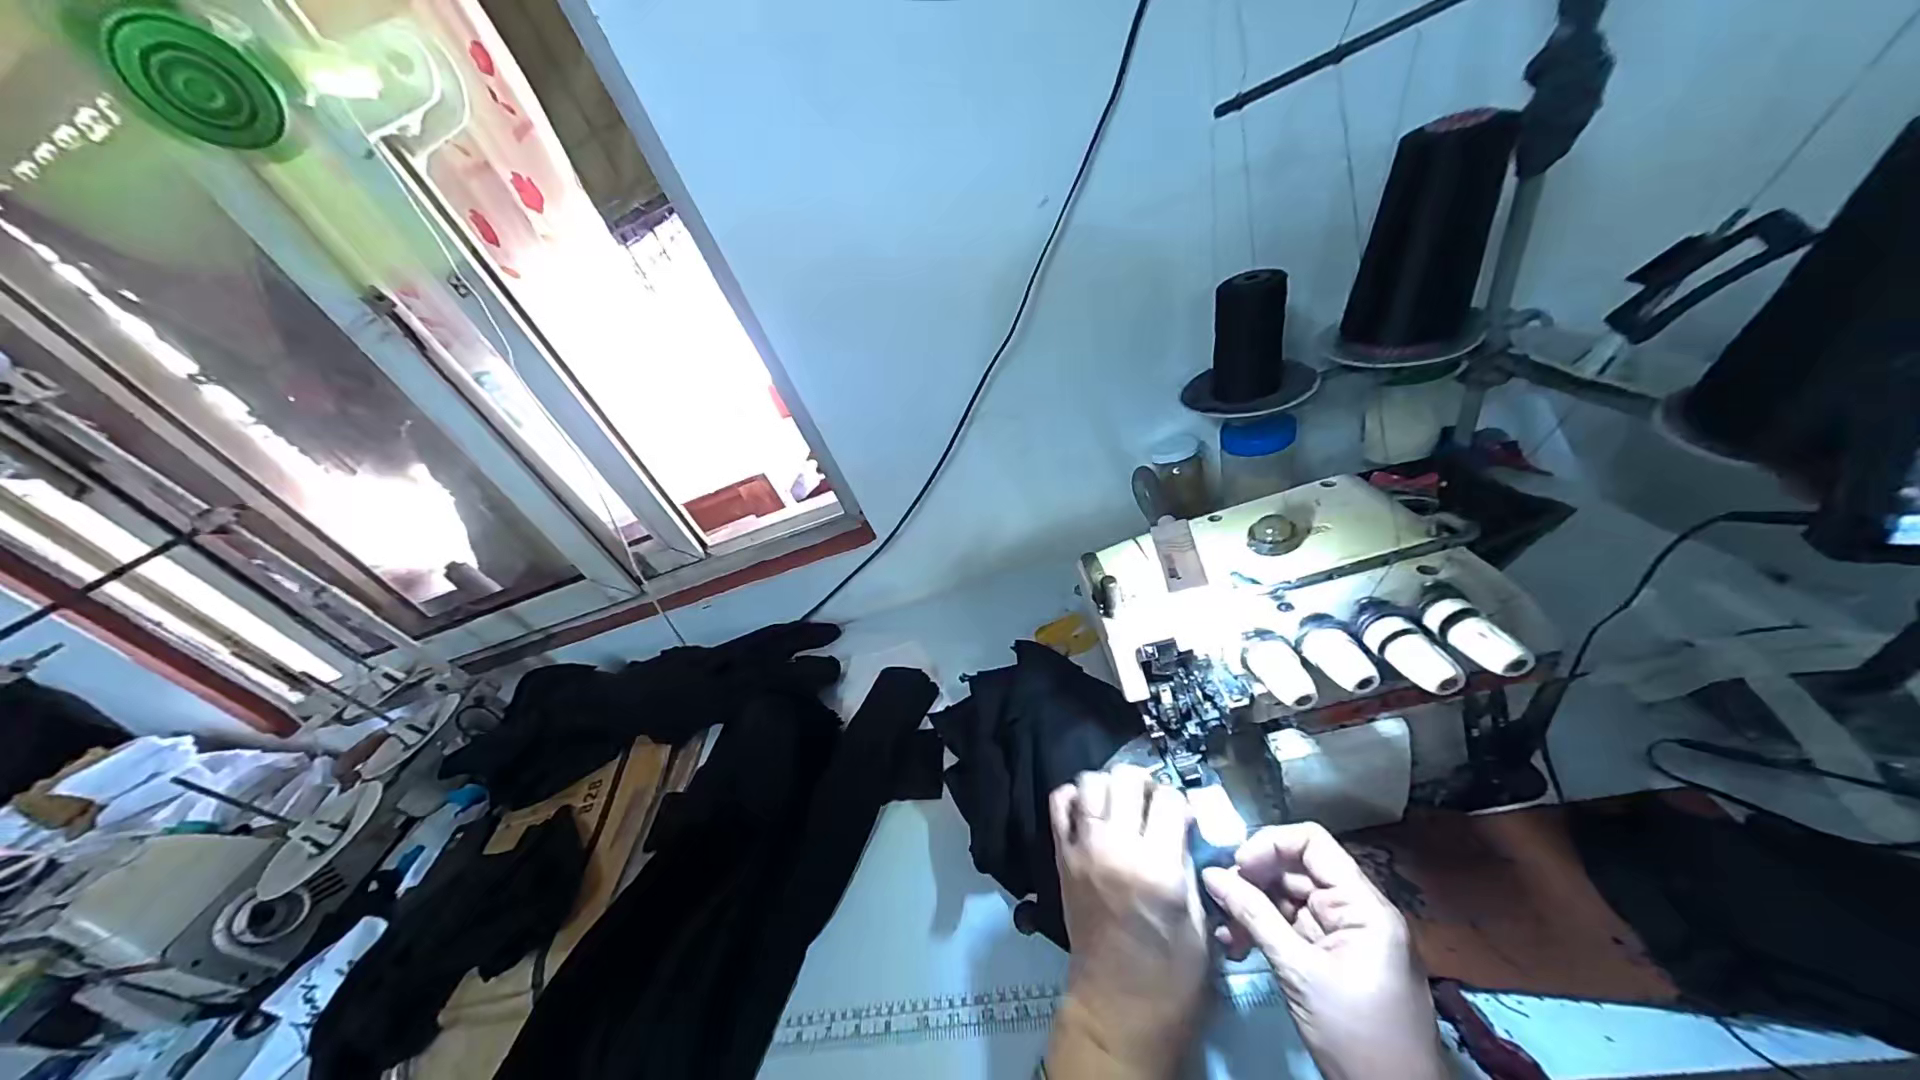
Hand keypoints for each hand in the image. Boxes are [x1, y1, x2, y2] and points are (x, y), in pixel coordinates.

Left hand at [1044, 766, 1207, 1079]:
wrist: (1116, 1010)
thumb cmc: (1170, 978)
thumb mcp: (1198, 923)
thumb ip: (1188, 866)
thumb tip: (1182, 829)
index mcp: (1157, 867)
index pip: (1169, 799)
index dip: (1180, 802)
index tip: (1183, 817)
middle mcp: (1116, 847)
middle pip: (1126, 778)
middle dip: (1145, 783)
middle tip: (1153, 804)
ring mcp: (1083, 849)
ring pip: (1090, 782)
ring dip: (1110, 785)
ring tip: (1123, 805)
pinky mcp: (1061, 857)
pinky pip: (1059, 805)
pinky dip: (1074, 798)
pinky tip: (1091, 812)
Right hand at [1202, 823, 1445, 1079]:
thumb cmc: (1355, 1033)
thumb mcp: (1299, 970)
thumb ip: (1254, 915)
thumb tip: (1211, 874)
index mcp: (1363, 905)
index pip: (1312, 843)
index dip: (1270, 845)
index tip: (1237, 867)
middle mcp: (1356, 910)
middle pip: (1295, 870)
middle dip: (1253, 881)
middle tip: (1219, 899)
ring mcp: (1344, 935)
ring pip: (1287, 899)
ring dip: (1252, 908)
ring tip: (1225, 931)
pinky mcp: (1331, 957)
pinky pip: (1290, 927)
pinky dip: (1262, 930)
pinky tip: (1236, 944)